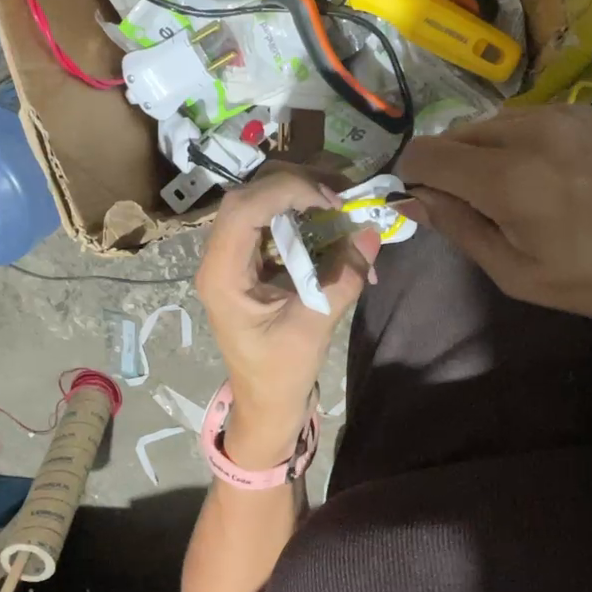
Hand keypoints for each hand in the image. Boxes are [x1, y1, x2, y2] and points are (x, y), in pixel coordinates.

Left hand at [196, 168, 380, 445]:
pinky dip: (302, 214)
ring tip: (340, 207)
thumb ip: (341, 280)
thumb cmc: (280, 373)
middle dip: (296, 187)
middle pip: (249, 195)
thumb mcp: (313, 329)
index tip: (329, 202)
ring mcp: (233, 256)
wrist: (265, 403)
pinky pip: (271, 219)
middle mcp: (220, 257)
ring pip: (260, 201)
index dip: (285, 192)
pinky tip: (330, 223)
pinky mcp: (250, 259)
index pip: (242, 209)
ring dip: (301, 196)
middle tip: (340, 200)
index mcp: (222, 275)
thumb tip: (372, 233)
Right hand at [397, 104, 591, 322]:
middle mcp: (526, 131)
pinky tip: (545, 175)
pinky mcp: (581, 110)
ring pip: (485, 124)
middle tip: (478, 210)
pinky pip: (520, 119)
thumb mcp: (520, 274)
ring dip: (480, 155)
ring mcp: (557, 113)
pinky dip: (513, 143)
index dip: (413, 178)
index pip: (424, 154)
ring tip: (515, 195)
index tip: (429, 205)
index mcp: (507, 179)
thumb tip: (412, 199)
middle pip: (451, 135)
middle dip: (448, 169)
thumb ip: (460, 229)